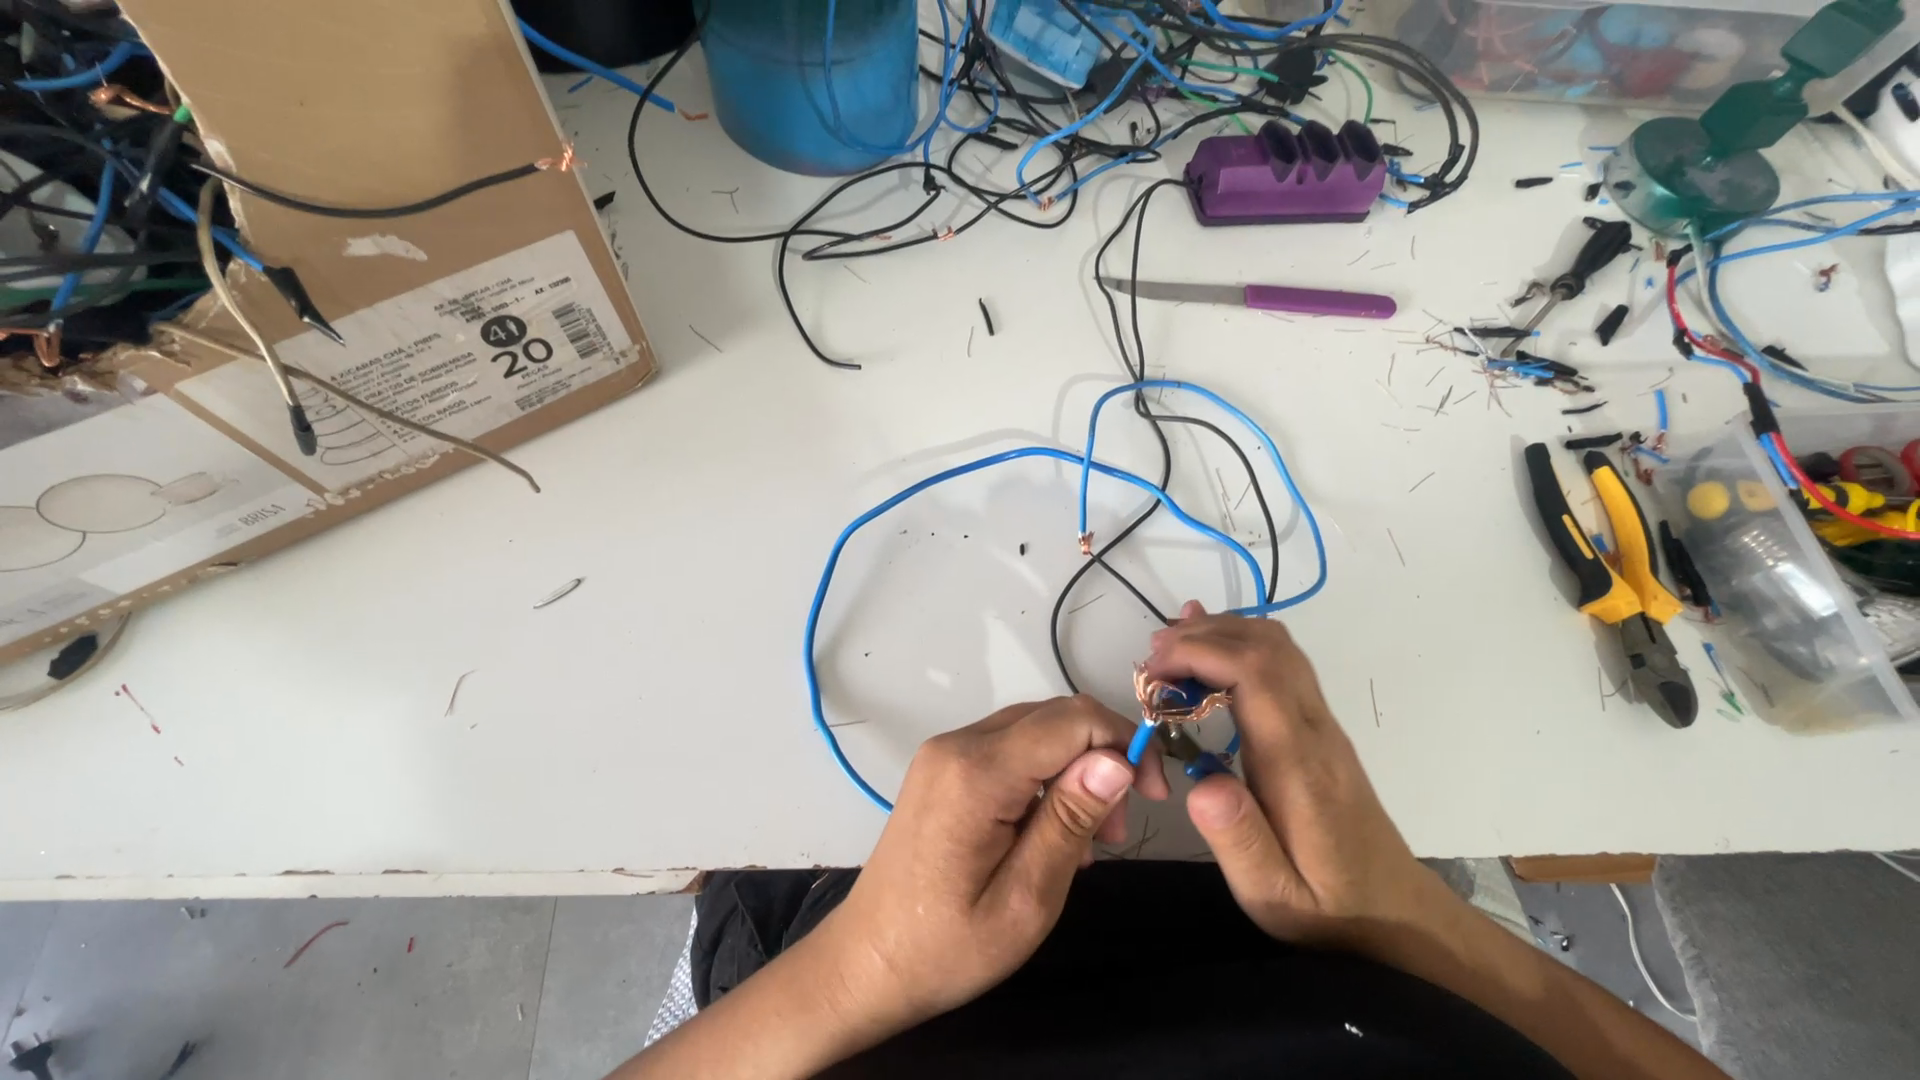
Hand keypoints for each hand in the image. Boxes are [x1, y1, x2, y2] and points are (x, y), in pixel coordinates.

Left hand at [806, 695, 1168, 1039]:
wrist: (867, 962)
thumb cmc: (948, 947)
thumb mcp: (1026, 898)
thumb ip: (1071, 820)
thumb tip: (1117, 759)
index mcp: (977, 773)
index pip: (1072, 719)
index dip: (1124, 743)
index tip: (1151, 797)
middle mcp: (957, 745)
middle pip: (1055, 717)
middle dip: (1103, 757)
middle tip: (1115, 830)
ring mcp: (945, 753)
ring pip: (1035, 730)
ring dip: (1076, 768)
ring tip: (1087, 841)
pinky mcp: (942, 768)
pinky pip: (1010, 749)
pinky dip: (1044, 776)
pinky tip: (1051, 829)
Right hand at [1147, 602, 1461, 955]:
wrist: (1395, 915)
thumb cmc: (1326, 907)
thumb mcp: (1273, 896)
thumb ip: (1238, 840)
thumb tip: (1200, 784)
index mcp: (1297, 764)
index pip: (1256, 674)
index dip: (1200, 653)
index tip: (1153, 669)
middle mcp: (1313, 729)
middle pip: (1266, 646)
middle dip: (1202, 636)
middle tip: (1150, 660)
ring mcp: (1321, 723)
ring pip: (1278, 647)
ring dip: (1221, 634)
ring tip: (1169, 652)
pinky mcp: (1317, 728)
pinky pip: (1282, 663)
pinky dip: (1240, 643)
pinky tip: (1211, 648)